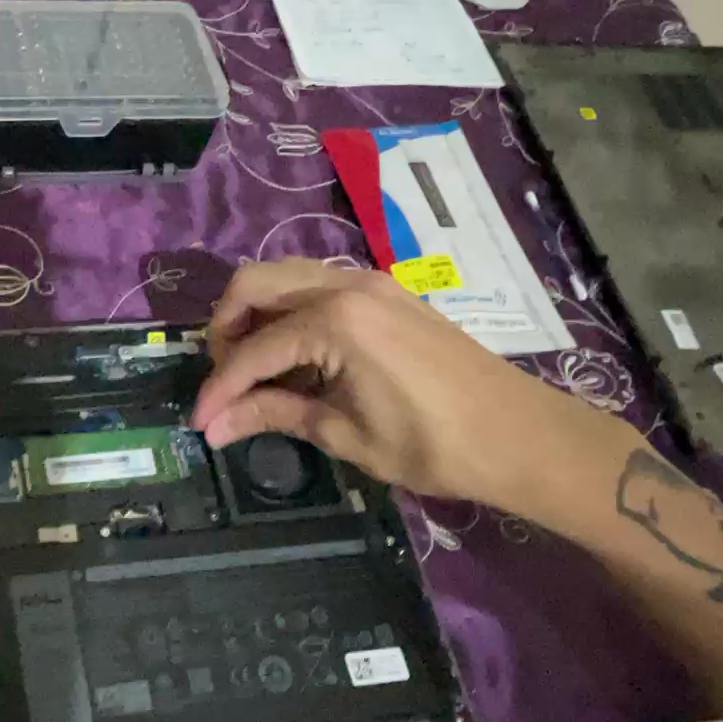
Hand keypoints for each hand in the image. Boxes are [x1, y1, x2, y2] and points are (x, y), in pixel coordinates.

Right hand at [190, 258, 643, 520]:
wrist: (522, 436)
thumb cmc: (433, 445)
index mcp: (336, 323)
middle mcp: (346, 287)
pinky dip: (288, 312)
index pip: (252, 351)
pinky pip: (315, 285)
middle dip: (225, 329)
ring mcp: (369, 283)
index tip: (200, 423)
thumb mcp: (344, 434)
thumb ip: (273, 415)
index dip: (219, 389)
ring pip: (283, 276)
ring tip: (254, 367)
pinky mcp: (385, 293)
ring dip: (255, 314)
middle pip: (254, 283)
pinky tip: (295, 357)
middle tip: (226, 379)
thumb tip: (213, 428)